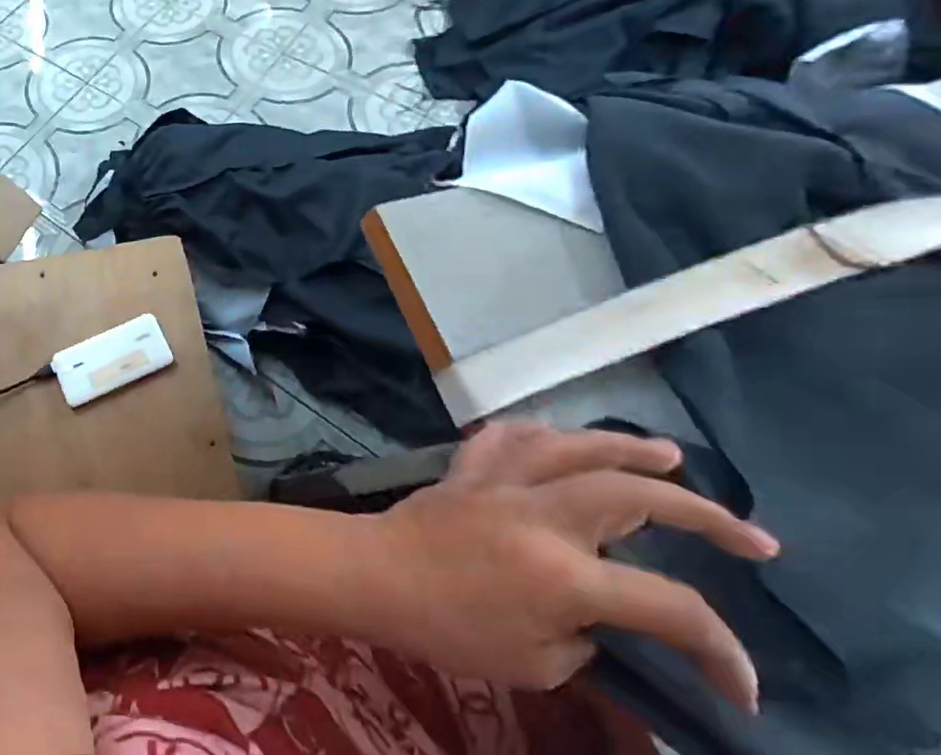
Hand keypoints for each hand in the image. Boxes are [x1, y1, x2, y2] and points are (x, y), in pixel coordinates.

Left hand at [355, 421, 777, 710]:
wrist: (368, 575)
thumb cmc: (445, 628)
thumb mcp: (532, 663)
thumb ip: (582, 637)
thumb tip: (597, 615)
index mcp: (564, 576)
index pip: (671, 607)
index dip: (722, 651)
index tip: (740, 686)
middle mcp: (538, 516)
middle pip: (632, 494)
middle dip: (703, 514)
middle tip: (749, 535)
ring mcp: (497, 484)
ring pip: (569, 448)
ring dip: (624, 447)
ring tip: (668, 452)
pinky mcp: (464, 471)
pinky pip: (503, 438)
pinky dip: (536, 432)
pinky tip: (557, 433)